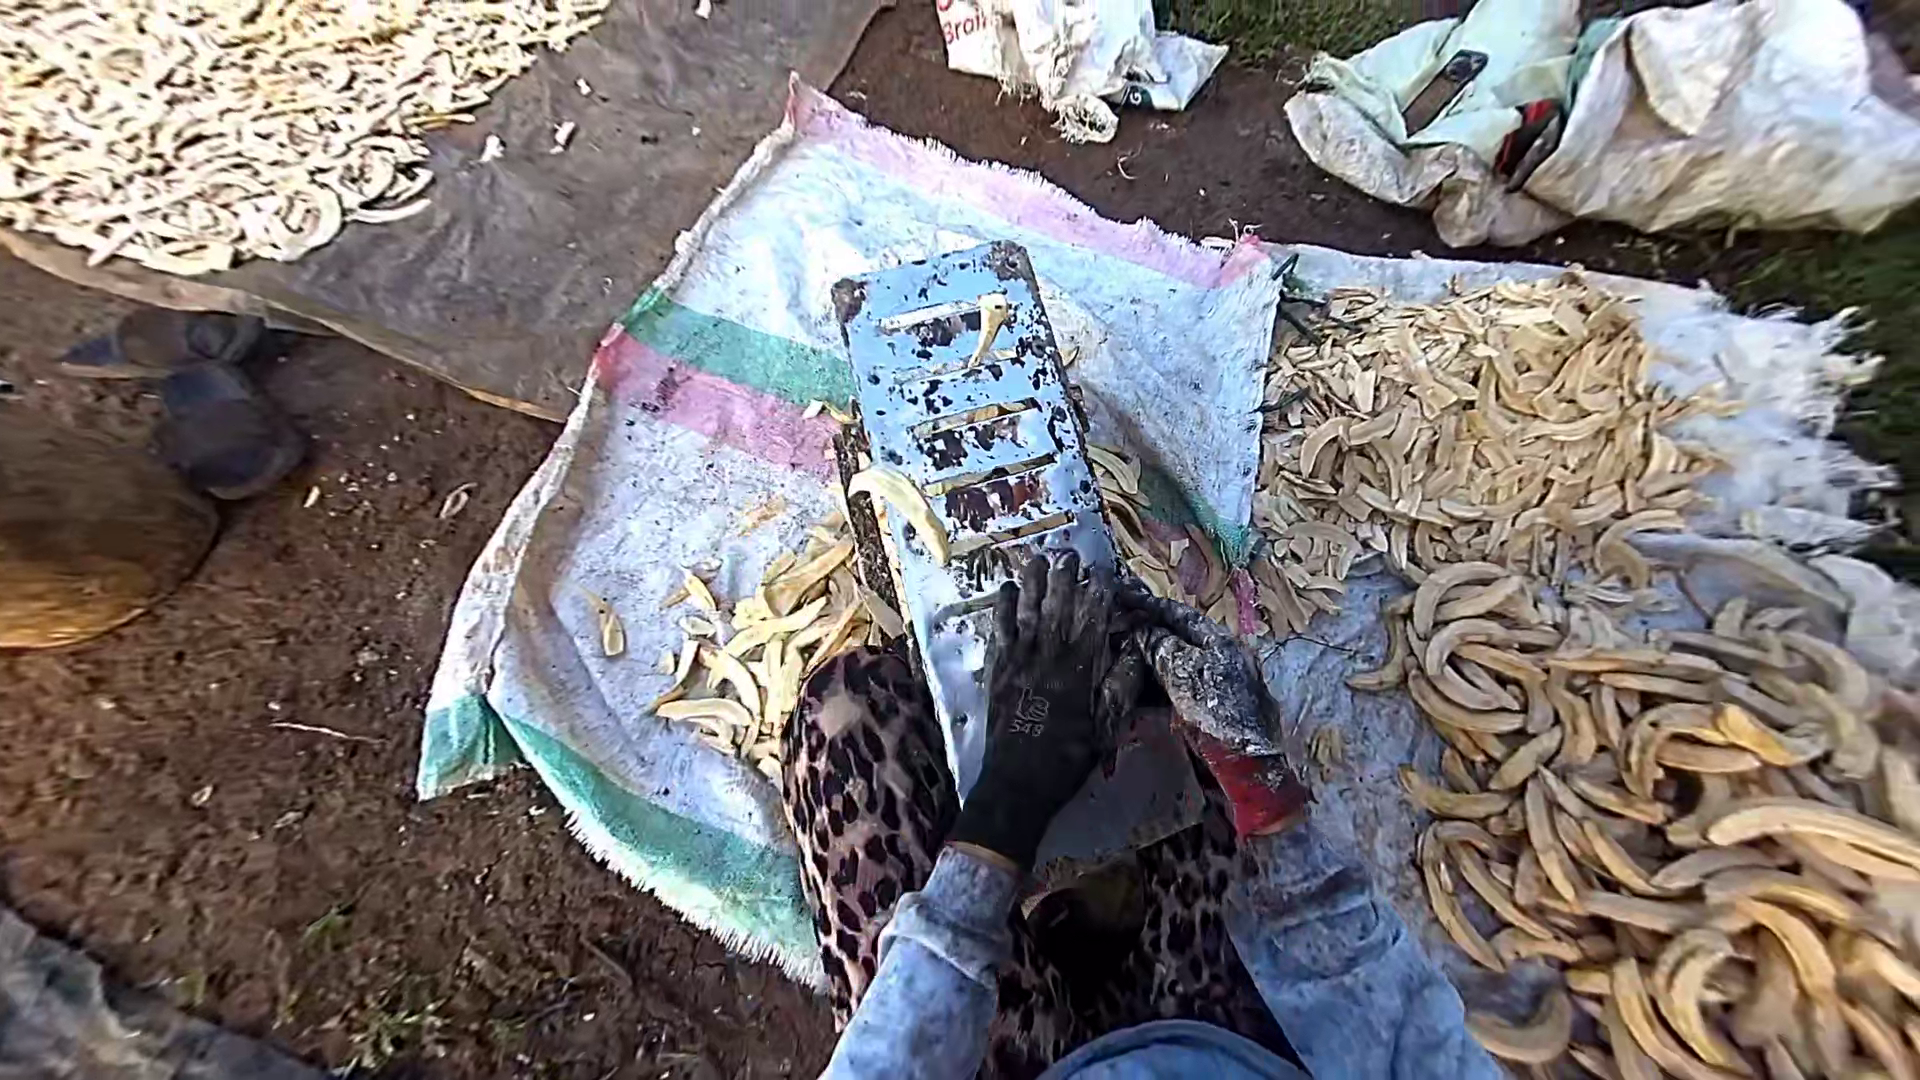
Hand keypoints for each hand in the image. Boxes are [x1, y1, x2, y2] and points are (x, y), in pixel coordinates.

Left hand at [950, 551, 1126, 870]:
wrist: (1016, 784)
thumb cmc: (1066, 759)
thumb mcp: (1105, 731)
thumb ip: (1118, 689)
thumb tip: (1133, 651)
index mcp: (1078, 672)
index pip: (1092, 622)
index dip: (1098, 593)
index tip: (1103, 571)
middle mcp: (1047, 657)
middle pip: (1057, 608)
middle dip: (1064, 578)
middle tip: (1069, 553)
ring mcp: (1017, 660)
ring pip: (1026, 612)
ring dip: (1032, 583)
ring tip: (1037, 558)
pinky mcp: (996, 668)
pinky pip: (999, 629)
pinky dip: (1002, 607)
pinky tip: (1006, 589)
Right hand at [1120, 585, 1281, 755]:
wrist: (1243, 761)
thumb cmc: (1217, 708)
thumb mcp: (1185, 670)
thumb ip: (1160, 645)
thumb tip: (1141, 629)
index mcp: (1218, 641)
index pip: (1179, 614)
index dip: (1150, 605)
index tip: (1123, 596)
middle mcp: (1218, 656)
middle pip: (1176, 636)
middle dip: (1146, 630)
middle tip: (1117, 625)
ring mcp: (1212, 682)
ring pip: (1171, 660)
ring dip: (1146, 656)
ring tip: (1119, 652)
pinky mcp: (1204, 706)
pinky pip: (1172, 684)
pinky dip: (1152, 680)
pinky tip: (1134, 682)